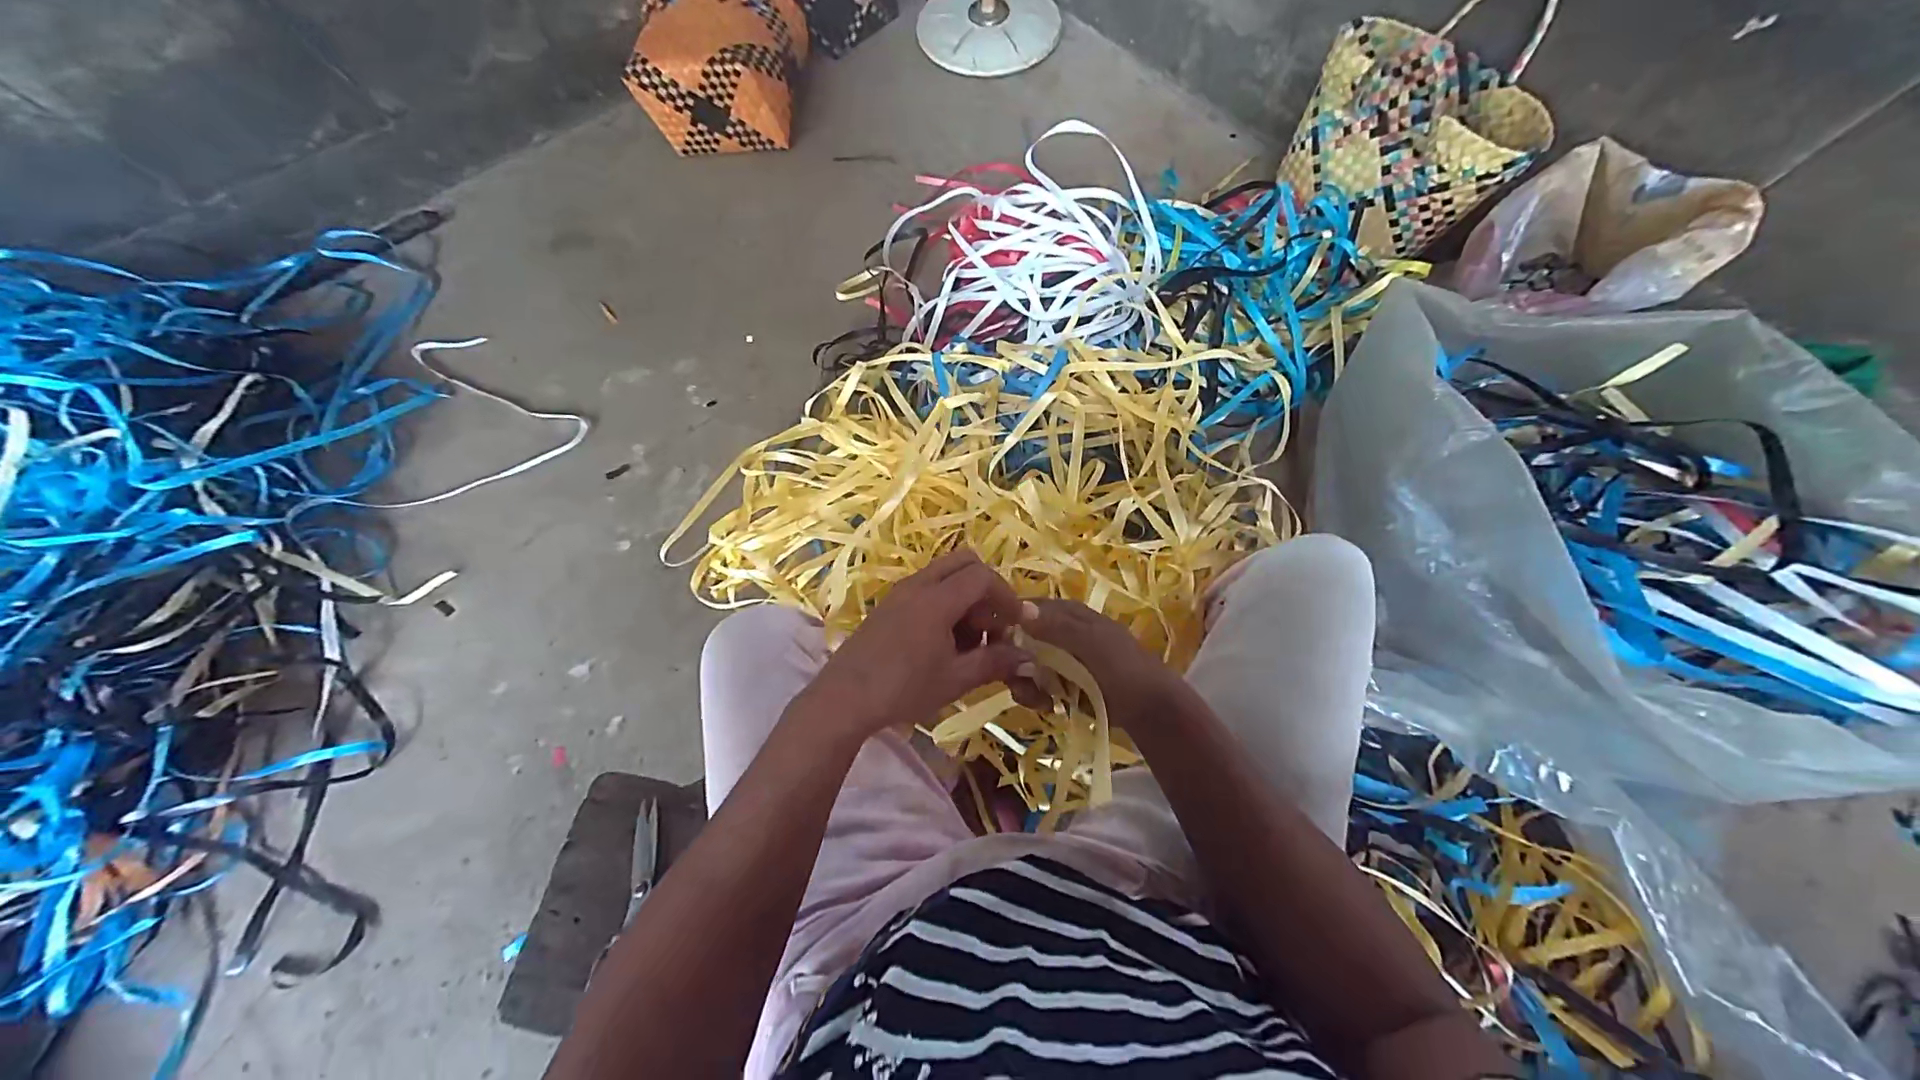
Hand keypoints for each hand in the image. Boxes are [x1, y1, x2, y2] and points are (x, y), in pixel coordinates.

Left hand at [785, 550, 1034, 744]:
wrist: (843, 699)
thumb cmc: (903, 689)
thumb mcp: (956, 679)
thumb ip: (995, 663)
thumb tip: (1030, 661)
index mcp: (936, 599)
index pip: (983, 577)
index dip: (1007, 597)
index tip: (1018, 625)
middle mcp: (918, 586)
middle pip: (964, 563)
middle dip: (987, 589)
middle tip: (993, 626)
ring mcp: (900, 593)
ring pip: (944, 576)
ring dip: (966, 598)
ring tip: (969, 642)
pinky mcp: (888, 606)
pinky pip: (926, 589)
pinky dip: (945, 604)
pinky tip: (943, 644)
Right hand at [1023, 599, 1187, 736]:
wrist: (1148, 708)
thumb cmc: (1123, 668)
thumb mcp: (1091, 642)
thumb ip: (1057, 626)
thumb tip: (1020, 608)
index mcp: (1066, 612)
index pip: (1024, 609)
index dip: (1007, 623)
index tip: (995, 645)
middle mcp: (1057, 631)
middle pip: (1018, 640)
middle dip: (1013, 662)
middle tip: (1020, 682)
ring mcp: (1057, 658)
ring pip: (1022, 665)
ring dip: (1023, 683)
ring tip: (1040, 700)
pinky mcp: (1059, 683)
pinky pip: (1034, 685)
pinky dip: (1034, 696)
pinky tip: (1047, 707)